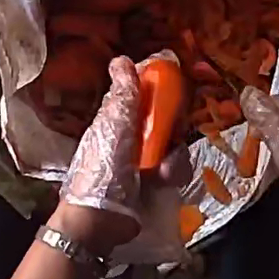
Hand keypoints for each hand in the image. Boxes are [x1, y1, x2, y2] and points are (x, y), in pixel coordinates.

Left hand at [57, 57, 191, 253]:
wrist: (101, 219)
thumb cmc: (103, 168)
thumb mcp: (114, 126)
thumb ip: (123, 94)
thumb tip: (122, 58)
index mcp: (117, 117)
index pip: (142, 93)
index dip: (158, 87)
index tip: (172, 87)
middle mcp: (133, 134)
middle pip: (166, 116)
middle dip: (173, 124)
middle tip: (172, 133)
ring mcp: (146, 157)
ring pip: (175, 141)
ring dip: (173, 154)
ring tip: (162, 168)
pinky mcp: (157, 179)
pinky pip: (177, 165)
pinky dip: (174, 171)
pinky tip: (164, 179)